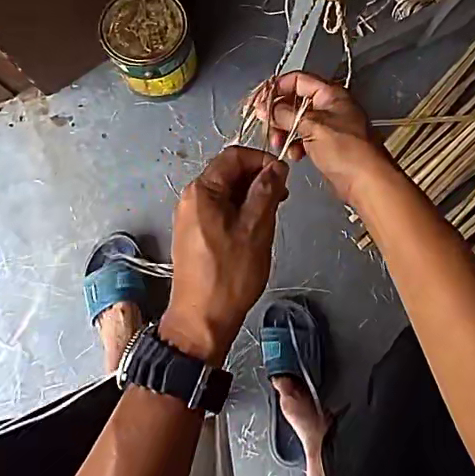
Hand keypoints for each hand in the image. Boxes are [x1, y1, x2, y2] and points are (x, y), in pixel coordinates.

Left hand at [162, 146, 289, 363]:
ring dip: (252, 196)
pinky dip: (242, 211)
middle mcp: (191, 199)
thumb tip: (276, 167)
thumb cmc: (229, 275)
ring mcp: (191, 217)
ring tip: (272, 216)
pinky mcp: (196, 233)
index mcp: (202, 191)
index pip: (234, 156)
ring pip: (228, 192)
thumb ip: (267, 191)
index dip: (261, 160)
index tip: (283, 176)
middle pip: (229, 172)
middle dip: (259, 179)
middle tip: (282, 198)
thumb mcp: (256, 227)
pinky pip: (222, 209)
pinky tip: (256, 229)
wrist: (202, 319)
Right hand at [249, 72, 383, 203]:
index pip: (298, 80)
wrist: (367, 181)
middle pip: (296, 101)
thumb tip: (265, 107)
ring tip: (278, 142)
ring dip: (284, 131)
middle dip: (278, 113)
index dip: (276, 87)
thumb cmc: (346, 149)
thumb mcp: (312, 126)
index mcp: (331, 94)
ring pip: (298, 121)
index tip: (258, 101)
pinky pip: (304, 138)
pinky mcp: (328, 145)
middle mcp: (330, 106)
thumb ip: (285, 114)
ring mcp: (330, 126)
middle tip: (266, 125)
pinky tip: (295, 155)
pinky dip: (296, 144)